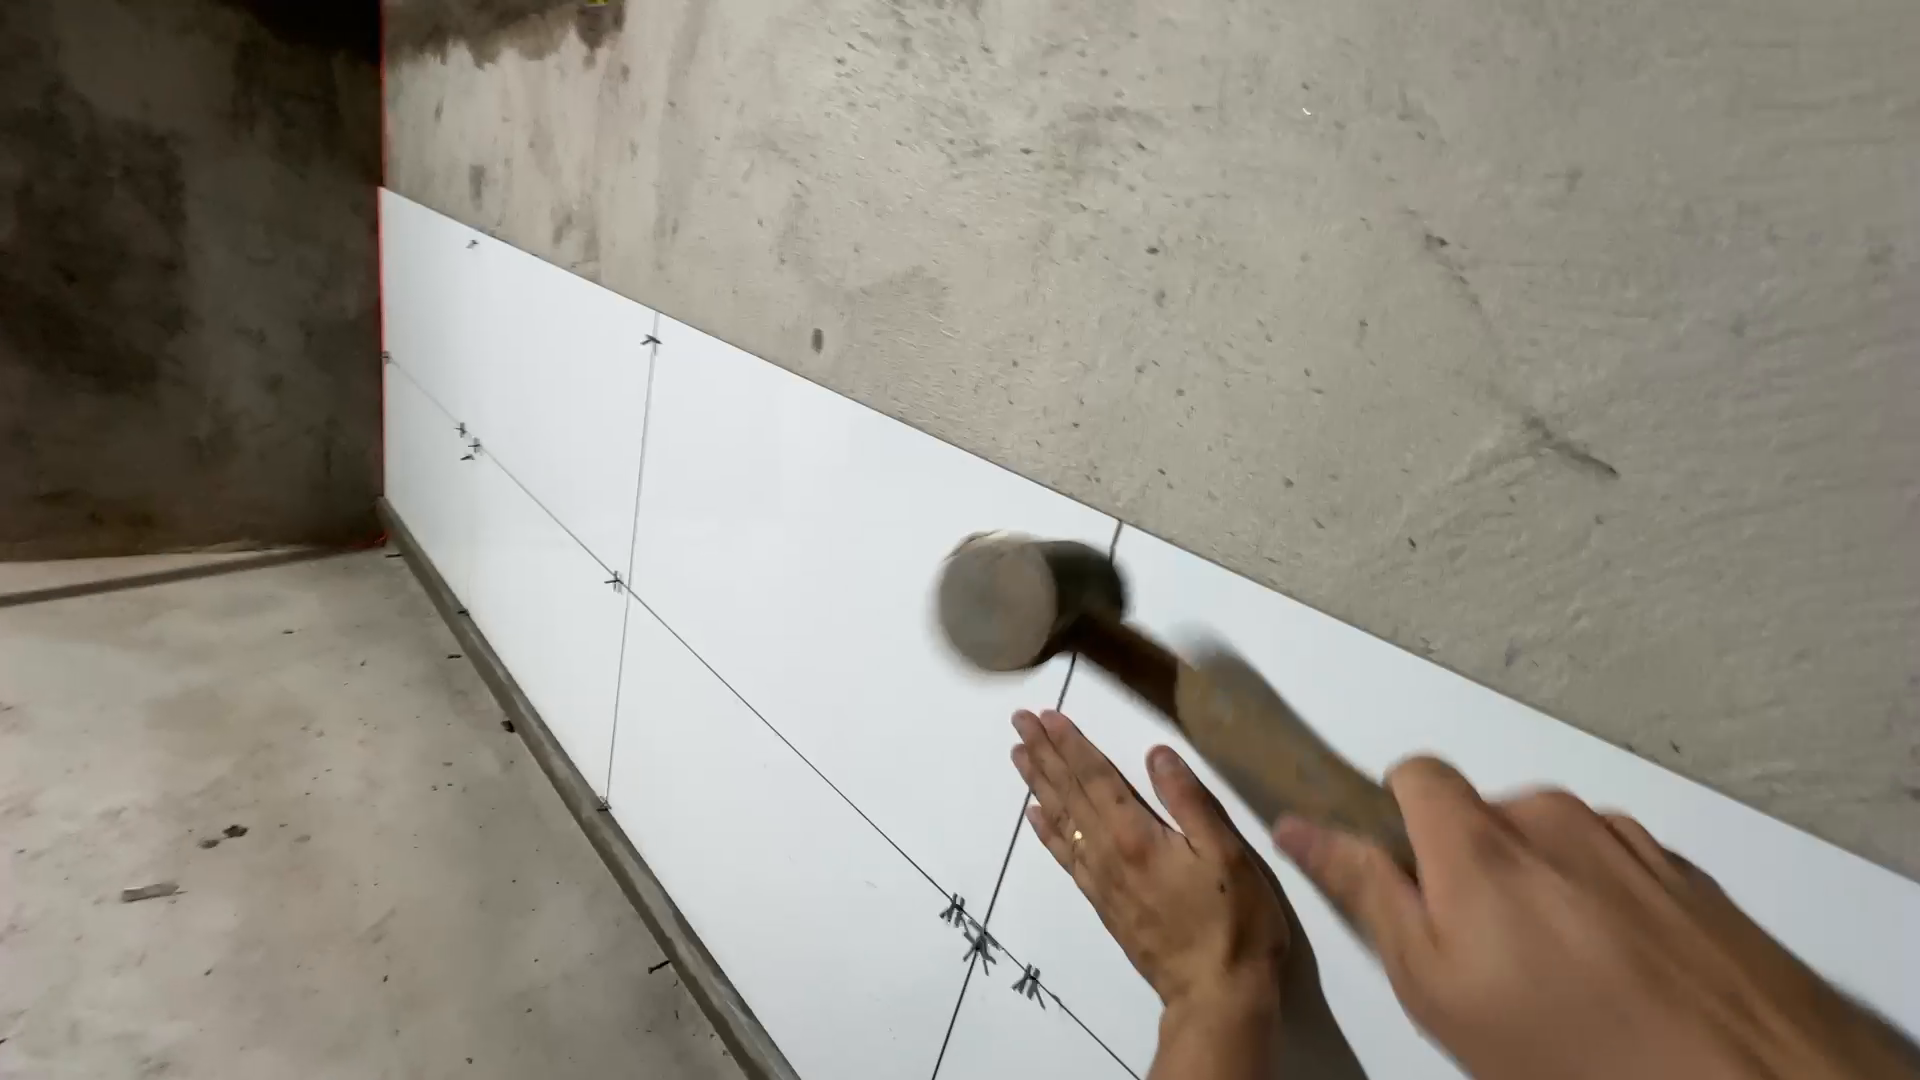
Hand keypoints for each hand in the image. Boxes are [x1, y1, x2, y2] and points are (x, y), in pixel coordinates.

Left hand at [1013, 709, 1310, 1079]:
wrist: (1216, 996)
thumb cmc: (1233, 921)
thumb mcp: (1226, 853)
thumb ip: (1188, 800)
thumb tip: (1156, 753)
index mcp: (1134, 834)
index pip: (1095, 776)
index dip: (1070, 744)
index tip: (1045, 717)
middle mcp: (1107, 851)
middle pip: (1069, 791)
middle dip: (1044, 753)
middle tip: (1019, 722)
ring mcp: (1100, 878)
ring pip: (1061, 818)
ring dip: (1038, 783)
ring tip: (1018, 755)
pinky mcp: (1102, 902)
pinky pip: (1065, 856)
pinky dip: (1047, 831)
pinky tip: (1034, 815)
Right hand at [1274, 756, 1919, 1079]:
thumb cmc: (1593, 1057)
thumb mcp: (1433, 983)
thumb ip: (1360, 888)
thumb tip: (1299, 831)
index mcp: (1479, 842)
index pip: (1413, 772)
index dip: (1398, 811)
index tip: (1403, 856)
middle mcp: (1552, 823)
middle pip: (1482, 814)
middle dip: (1472, 862)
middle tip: (1487, 945)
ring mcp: (1628, 846)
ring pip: (1550, 841)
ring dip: (1543, 884)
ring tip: (1565, 970)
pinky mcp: (1690, 877)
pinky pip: (1618, 866)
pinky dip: (1607, 902)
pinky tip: (1623, 973)